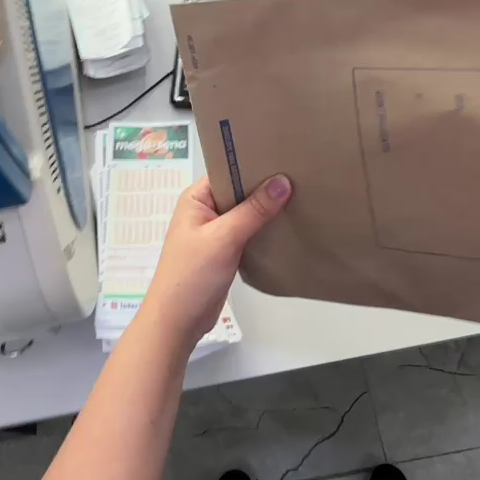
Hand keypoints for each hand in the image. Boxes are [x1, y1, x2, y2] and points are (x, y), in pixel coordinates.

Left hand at [136, 175, 290, 349]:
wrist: (178, 322)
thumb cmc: (193, 274)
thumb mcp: (224, 238)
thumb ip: (254, 210)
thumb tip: (283, 181)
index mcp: (196, 198)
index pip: (228, 170)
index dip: (253, 163)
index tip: (285, 157)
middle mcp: (205, 209)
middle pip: (239, 191)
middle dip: (265, 187)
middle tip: (301, 175)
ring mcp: (216, 231)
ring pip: (246, 213)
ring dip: (267, 210)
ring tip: (301, 196)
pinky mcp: (226, 250)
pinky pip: (248, 232)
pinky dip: (264, 229)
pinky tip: (287, 225)